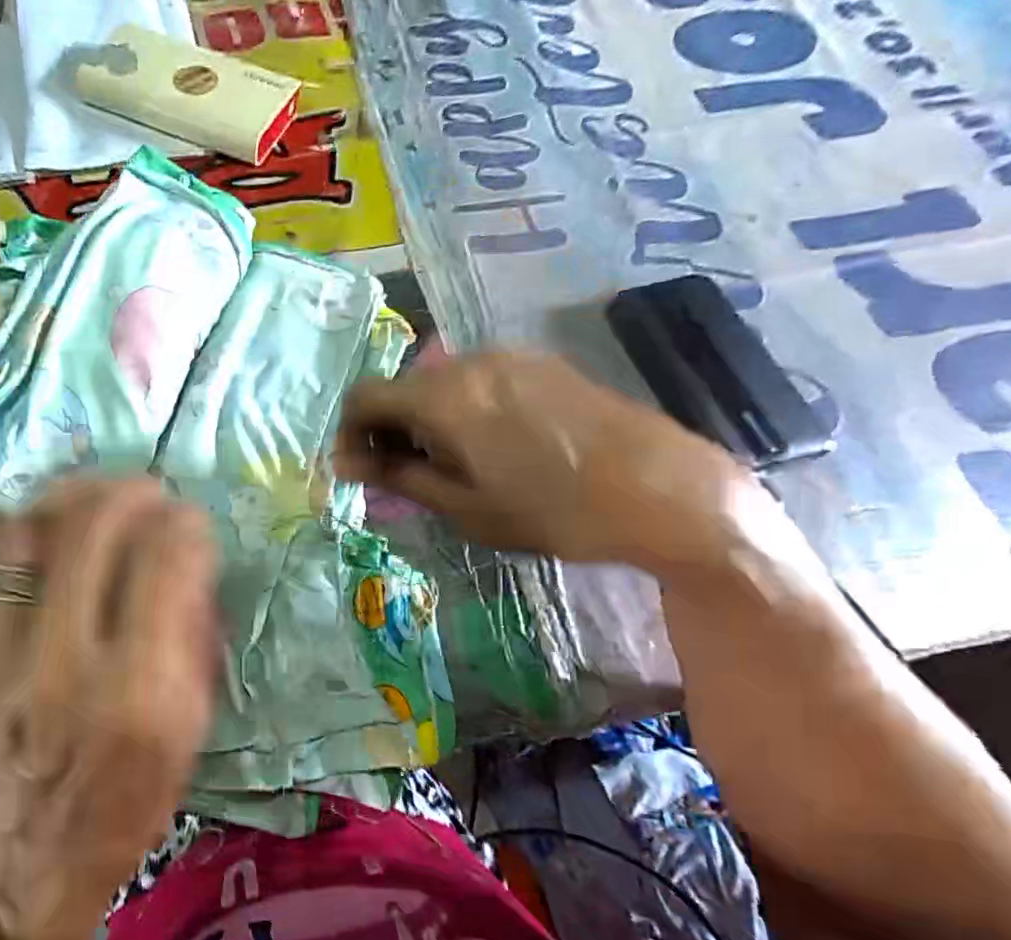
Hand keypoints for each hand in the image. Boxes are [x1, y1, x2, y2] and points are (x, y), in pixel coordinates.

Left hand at [0, 475, 218, 939]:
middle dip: (128, 493)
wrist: (41, 851)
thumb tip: (184, 551)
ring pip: (20, 539)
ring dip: (62, 498)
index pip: (164, 565)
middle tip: (145, 492)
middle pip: (90, 533)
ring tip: (87, 497)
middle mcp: (62, 668)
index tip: (191, 522)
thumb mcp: (191, 727)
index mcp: (138, 695)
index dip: (185, 526)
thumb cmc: (131, 795)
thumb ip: (191, 635)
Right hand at [334, 350, 753, 572]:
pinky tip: (488, 448)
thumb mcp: (463, 506)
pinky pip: (476, 381)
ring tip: (448, 467)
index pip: (364, 397)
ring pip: (438, 384)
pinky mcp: (542, 365)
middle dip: (387, 430)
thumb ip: (398, 477)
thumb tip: (346, 462)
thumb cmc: (551, 510)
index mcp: (443, 398)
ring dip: (423, 421)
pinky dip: (459, 410)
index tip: (359, 471)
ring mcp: (511, 359)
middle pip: (400, 387)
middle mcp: (470, 363)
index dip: (349, 433)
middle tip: (402, 477)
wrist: (663, 490)